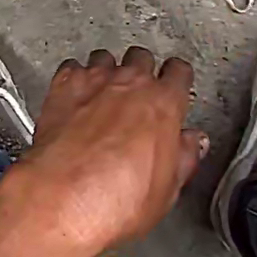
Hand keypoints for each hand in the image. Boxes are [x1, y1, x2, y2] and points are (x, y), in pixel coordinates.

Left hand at [0, 48, 206, 256]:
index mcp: (164, 103)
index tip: (174, 84)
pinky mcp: (65, 84)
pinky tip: (74, 97)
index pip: (179, 71)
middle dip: (141, 71)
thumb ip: (184, 156)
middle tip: (137, 94)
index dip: (177, 78)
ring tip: (102, 95)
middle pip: (141, 57)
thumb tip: (192, 143)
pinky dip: (75, 78)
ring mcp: (96, 80)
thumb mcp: (168, 190)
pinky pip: (72, 66)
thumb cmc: (116, 199)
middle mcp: (131, 82)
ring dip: (107, 72)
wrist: (66, 196)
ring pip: (106, 58)